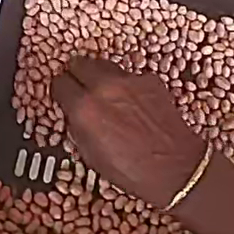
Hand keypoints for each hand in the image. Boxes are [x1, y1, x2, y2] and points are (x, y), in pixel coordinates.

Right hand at [51, 57, 207, 207]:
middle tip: (79, 86)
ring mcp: (129, 80)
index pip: (59, 83)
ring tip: (104, 94)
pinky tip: (130, 102)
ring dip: (99, 76)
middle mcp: (104, 88)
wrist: (174, 168)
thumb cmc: (133, 169)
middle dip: (76, 74)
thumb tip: (74, 115)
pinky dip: (126, 85)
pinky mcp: (150, 80)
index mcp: (84, 108)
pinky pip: (129, 75)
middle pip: (79, 63)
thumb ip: (78, 126)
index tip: (62, 94)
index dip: (60, 91)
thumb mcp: (90, 155)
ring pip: (104, 65)